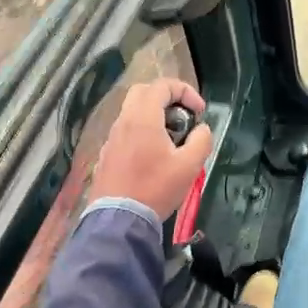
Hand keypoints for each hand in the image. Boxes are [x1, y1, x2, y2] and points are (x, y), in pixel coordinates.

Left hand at [88, 78, 210, 219]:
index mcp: (142, 118)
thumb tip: (200, 130)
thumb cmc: (156, 188)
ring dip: (154, 117)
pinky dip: (141, 133)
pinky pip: (125, 133)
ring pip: (132, 113)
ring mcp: (111, 139)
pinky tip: (152, 158)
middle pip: (143, 92)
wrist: (119, 221)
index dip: (185, 91)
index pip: (162, 85)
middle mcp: (123, 122)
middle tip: (182, 116)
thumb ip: (201, 140)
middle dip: (166, 98)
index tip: (199, 111)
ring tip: (171, 141)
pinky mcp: (106, 156)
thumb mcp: (190, 165)